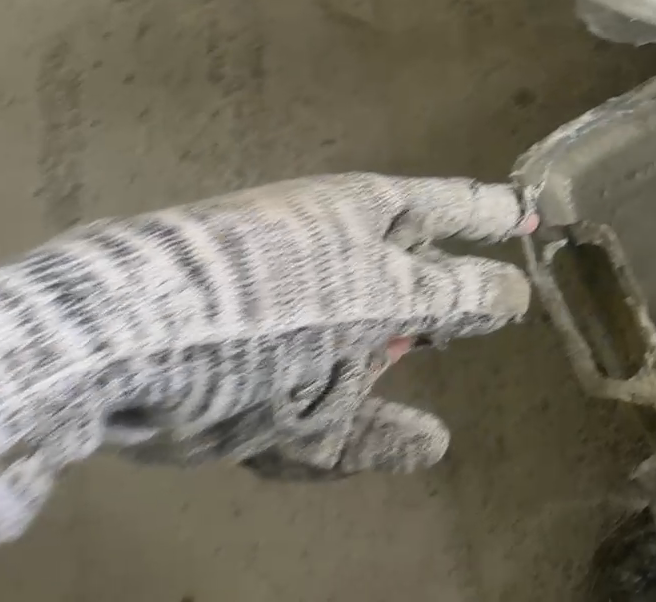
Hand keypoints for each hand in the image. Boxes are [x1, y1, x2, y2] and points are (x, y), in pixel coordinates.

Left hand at [0, 173, 536, 545]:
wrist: (120, 349)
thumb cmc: (273, 293)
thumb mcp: (382, 290)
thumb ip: (456, 296)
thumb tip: (515, 295)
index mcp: (366, 218)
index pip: (453, 207)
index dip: (497, 213)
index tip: (535, 217)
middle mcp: (336, 268)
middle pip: (413, 283)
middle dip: (447, 304)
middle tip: (488, 316)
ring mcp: (298, 331)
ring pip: (372, 355)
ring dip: (397, 378)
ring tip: (441, 407)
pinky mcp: (266, 393)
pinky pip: (334, 418)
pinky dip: (371, 436)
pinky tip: (422, 449)